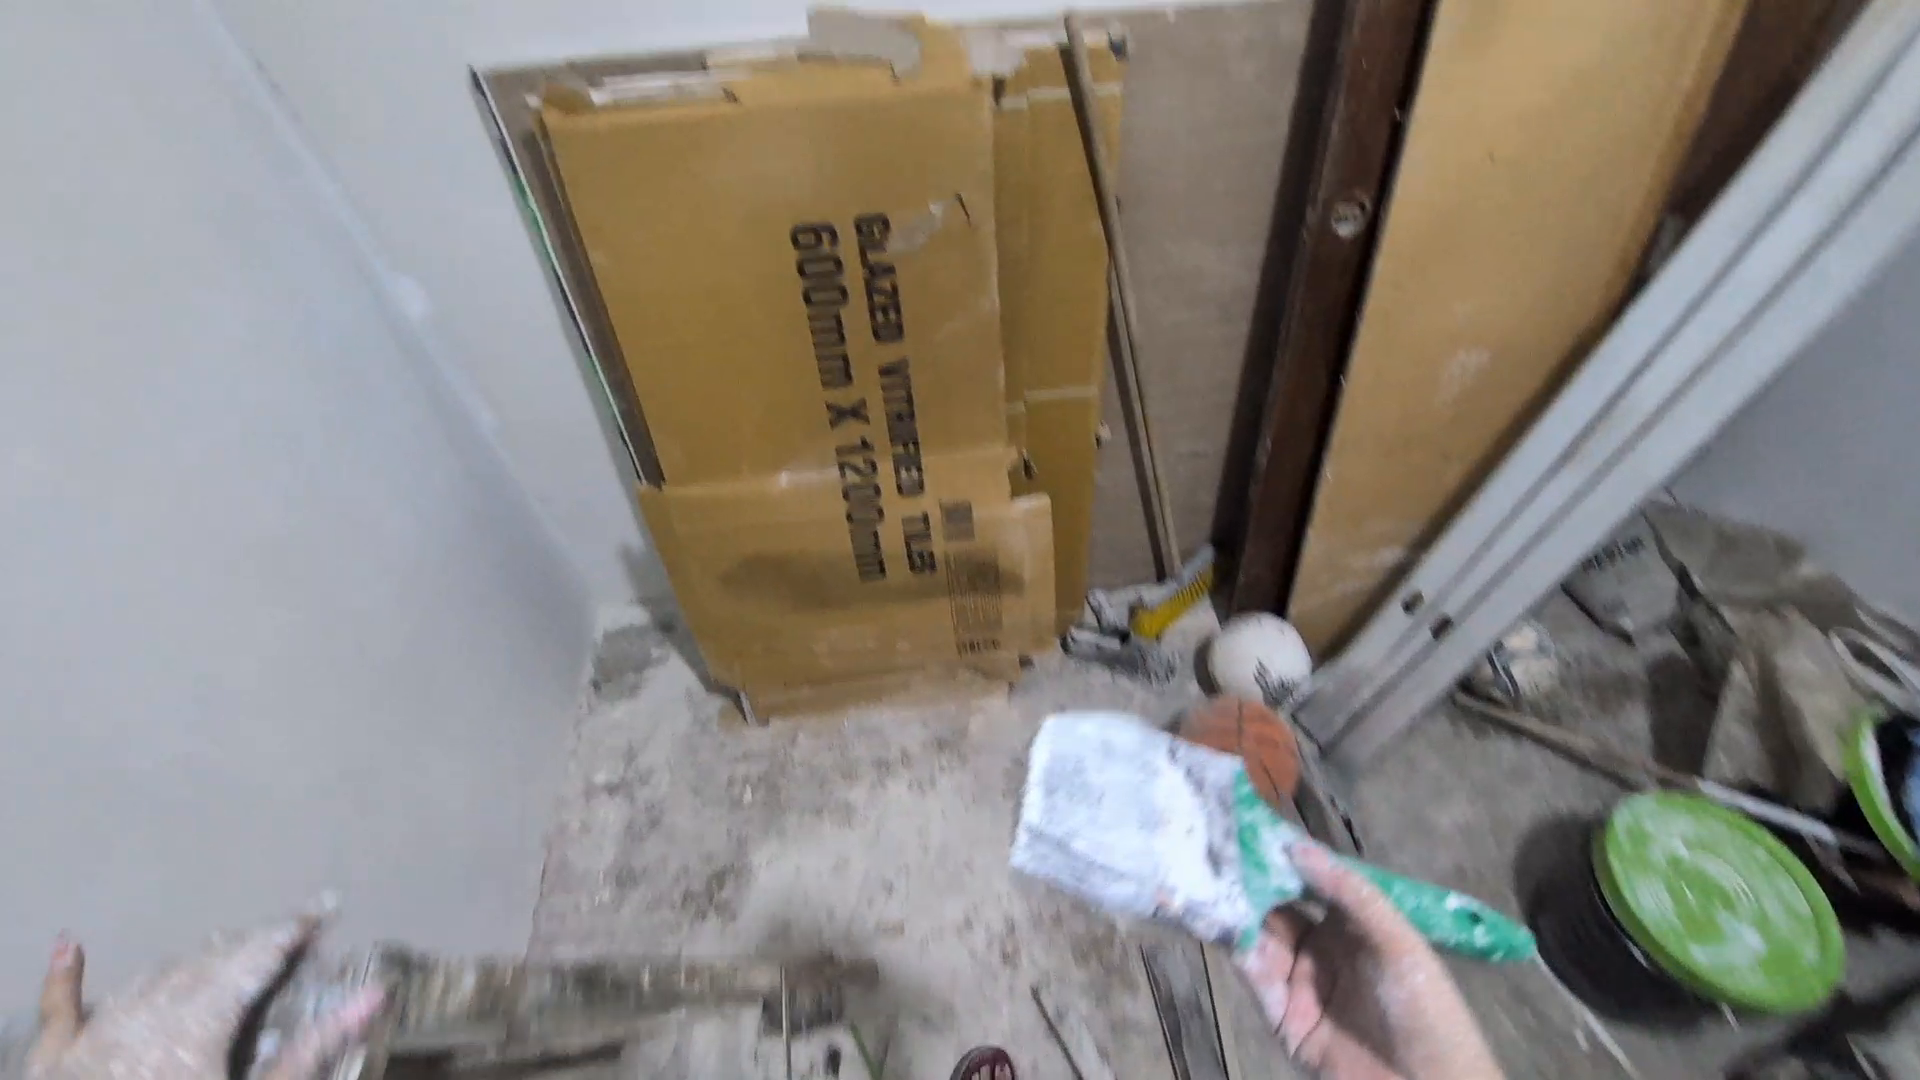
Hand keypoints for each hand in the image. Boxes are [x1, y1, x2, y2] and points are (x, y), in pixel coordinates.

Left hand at [27, 917, 383, 1079]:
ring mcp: (93, 1038)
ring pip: (154, 976)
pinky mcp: (50, 1062)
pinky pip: (57, 1013)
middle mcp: (149, 1016)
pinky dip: (65, 979)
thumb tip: (376, 993)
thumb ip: (314, 1046)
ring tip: (226, 952)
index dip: (295, 929)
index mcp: (202, 1021)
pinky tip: (67, 946)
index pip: (259, 955)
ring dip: (195, 960)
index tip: (324, 912)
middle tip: (289, 936)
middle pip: (212, 960)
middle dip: (254, 942)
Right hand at [1234, 844, 1502, 1079]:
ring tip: (1206, 874)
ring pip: (1258, 934)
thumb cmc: (1426, 1010)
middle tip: (1215, 844)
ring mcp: (1298, 980)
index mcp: (1351, 925)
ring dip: (1234, 906)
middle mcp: (1319, 947)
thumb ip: (1350, 893)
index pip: (1308, 880)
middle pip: (1275, 904)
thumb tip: (1295, 846)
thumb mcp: (1398, 943)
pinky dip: (1233, 945)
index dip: (1282, 856)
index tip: (1251, 825)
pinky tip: (1218, 919)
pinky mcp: (1281, 1016)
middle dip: (1248, 877)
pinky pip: (1253, 975)